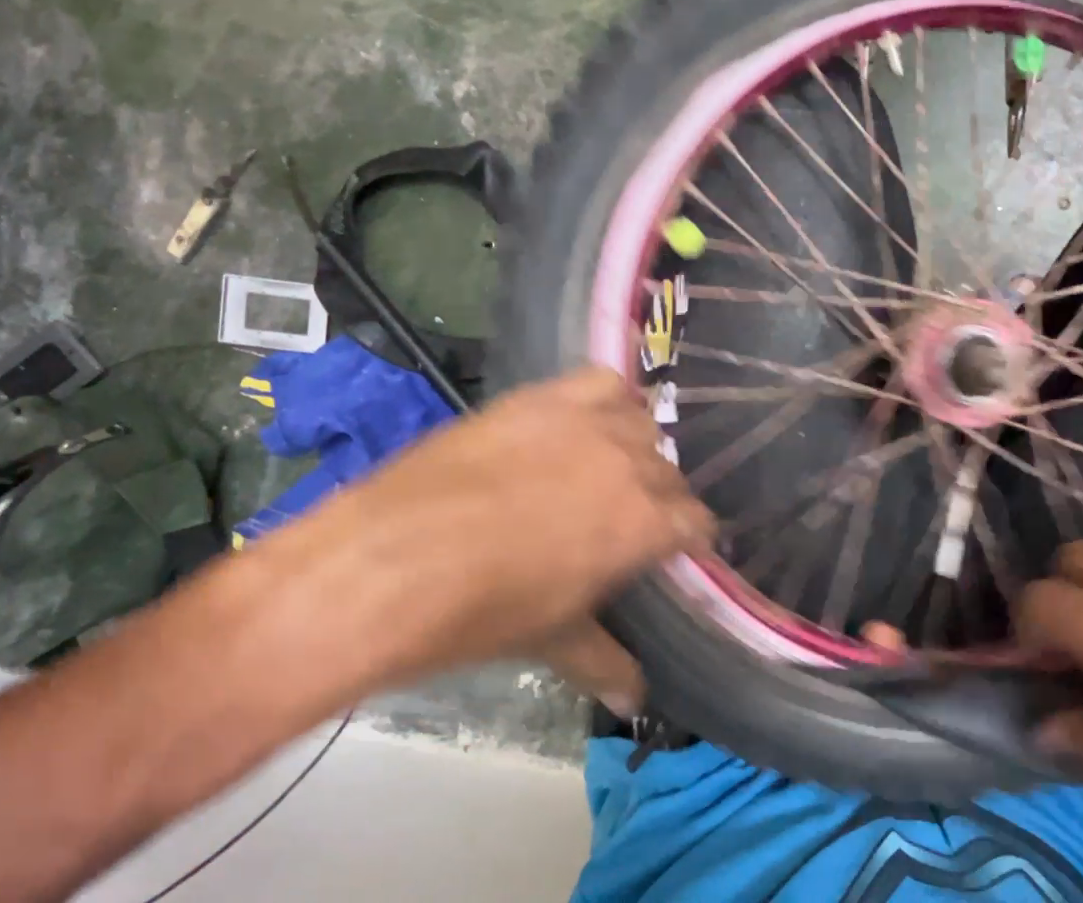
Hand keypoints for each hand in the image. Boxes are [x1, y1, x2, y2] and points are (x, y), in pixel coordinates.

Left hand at [263, 367, 713, 690]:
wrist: (387, 564)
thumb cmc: (479, 612)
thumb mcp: (551, 640)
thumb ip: (605, 662)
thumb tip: (636, 699)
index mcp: (646, 524)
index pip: (696, 521)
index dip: (688, 538)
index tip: (674, 550)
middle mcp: (631, 465)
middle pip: (670, 473)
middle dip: (660, 498)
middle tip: (629, 520)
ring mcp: (586, 424)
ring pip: (641, 426)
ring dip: (636, 449)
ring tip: (607, 469)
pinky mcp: (542, 399)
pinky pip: (600, 383)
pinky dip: (607, 398)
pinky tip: (589, 421)